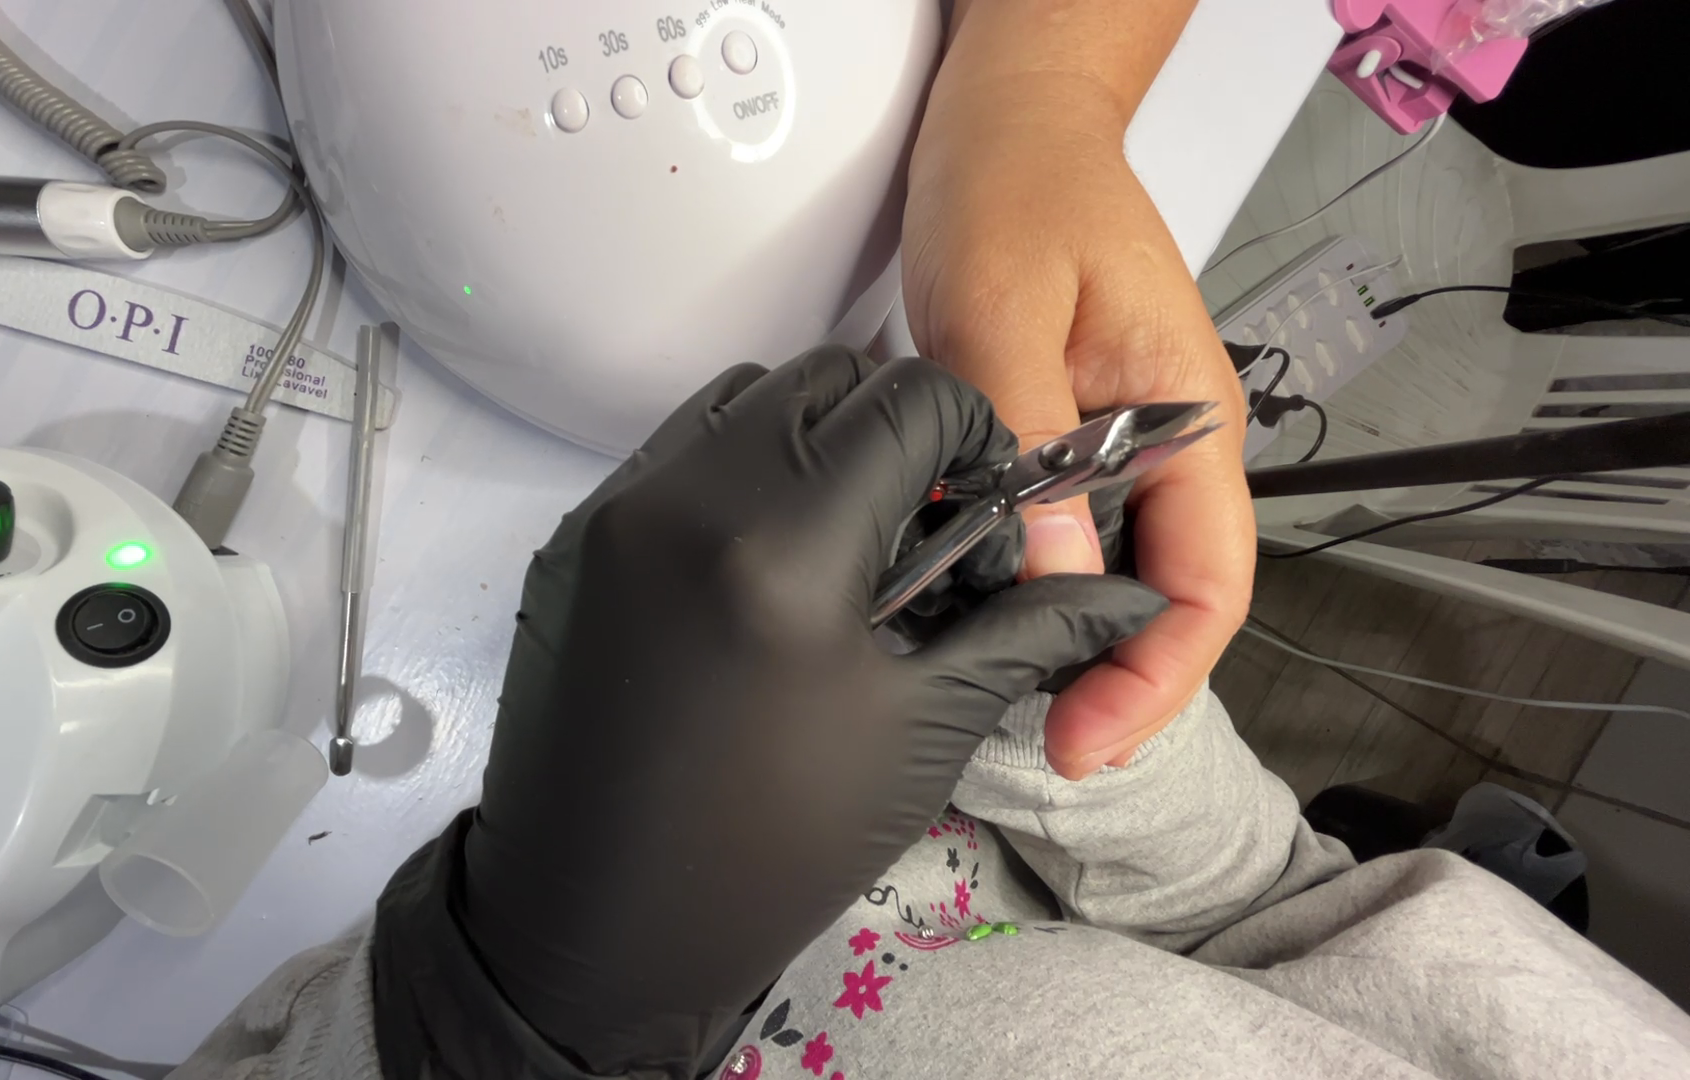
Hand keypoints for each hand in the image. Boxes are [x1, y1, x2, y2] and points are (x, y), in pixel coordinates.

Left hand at [460, 348, 1164, 1070]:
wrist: (599, 918)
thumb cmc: (772, 844)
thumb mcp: (916, 736)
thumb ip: (1024, 632)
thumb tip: (1122, 591)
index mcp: (784, 544)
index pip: (908, 398)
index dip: (970, 432)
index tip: (976, 502)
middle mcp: (686, 496)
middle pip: (822, 377)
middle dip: (890, 426)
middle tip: (908, 517)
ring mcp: (614, 508)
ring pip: (740, 398)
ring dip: (807, 436)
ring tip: (830, 532)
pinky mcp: (573, 535)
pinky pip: (673, 450)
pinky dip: (733, 465)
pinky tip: (751, 556)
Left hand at [902, 71, 1254, 779]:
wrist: (1003, 127)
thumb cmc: (1015, 194)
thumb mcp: (1008, 320)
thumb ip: (1035, 446)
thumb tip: (1051, 574)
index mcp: (1184, 419)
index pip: (1206, 583)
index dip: (1154, 676)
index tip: (1087, 738)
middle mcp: (1154, 443)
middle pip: (1158, 592)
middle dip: (1109, 675)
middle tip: (1035, 738)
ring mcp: (1103, 439)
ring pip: (1103, 567)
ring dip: (1064, 636)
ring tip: (998, 690)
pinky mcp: (1052, 428)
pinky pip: (1053, 526)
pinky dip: (1024, 578)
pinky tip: (971, 605)